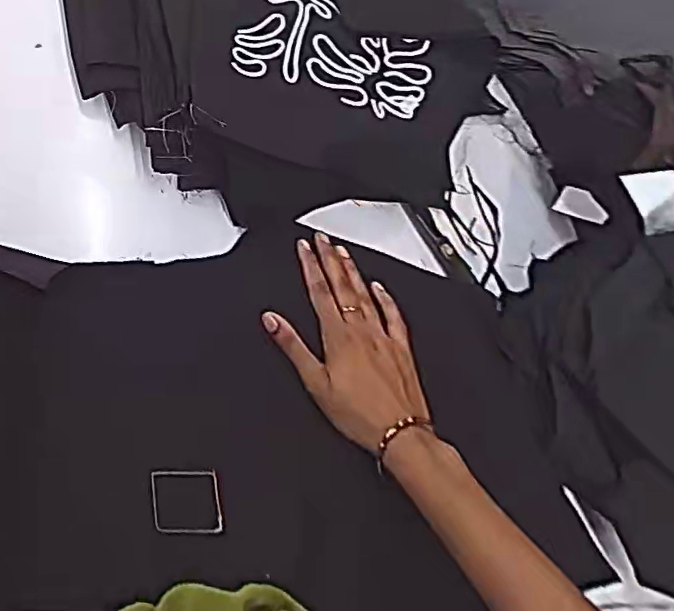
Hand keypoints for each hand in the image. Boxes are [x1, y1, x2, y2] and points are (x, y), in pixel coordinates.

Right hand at [263, 234, 430, 453]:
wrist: (401, 435)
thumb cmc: (358, 413)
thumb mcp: (315, 382)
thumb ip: (293, 346)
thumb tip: (272, 320)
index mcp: (338, 336)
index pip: (319, 291)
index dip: (310, 266)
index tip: (304, 247)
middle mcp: (361, 330)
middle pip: (342, 286)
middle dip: (329, 259)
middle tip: (322, 239)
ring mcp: (383, 338)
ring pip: (365, 295)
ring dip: (353, 270)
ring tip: (343, 252)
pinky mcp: (401, 350)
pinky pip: (393, 316)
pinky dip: (386, 298)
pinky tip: (380, 287)